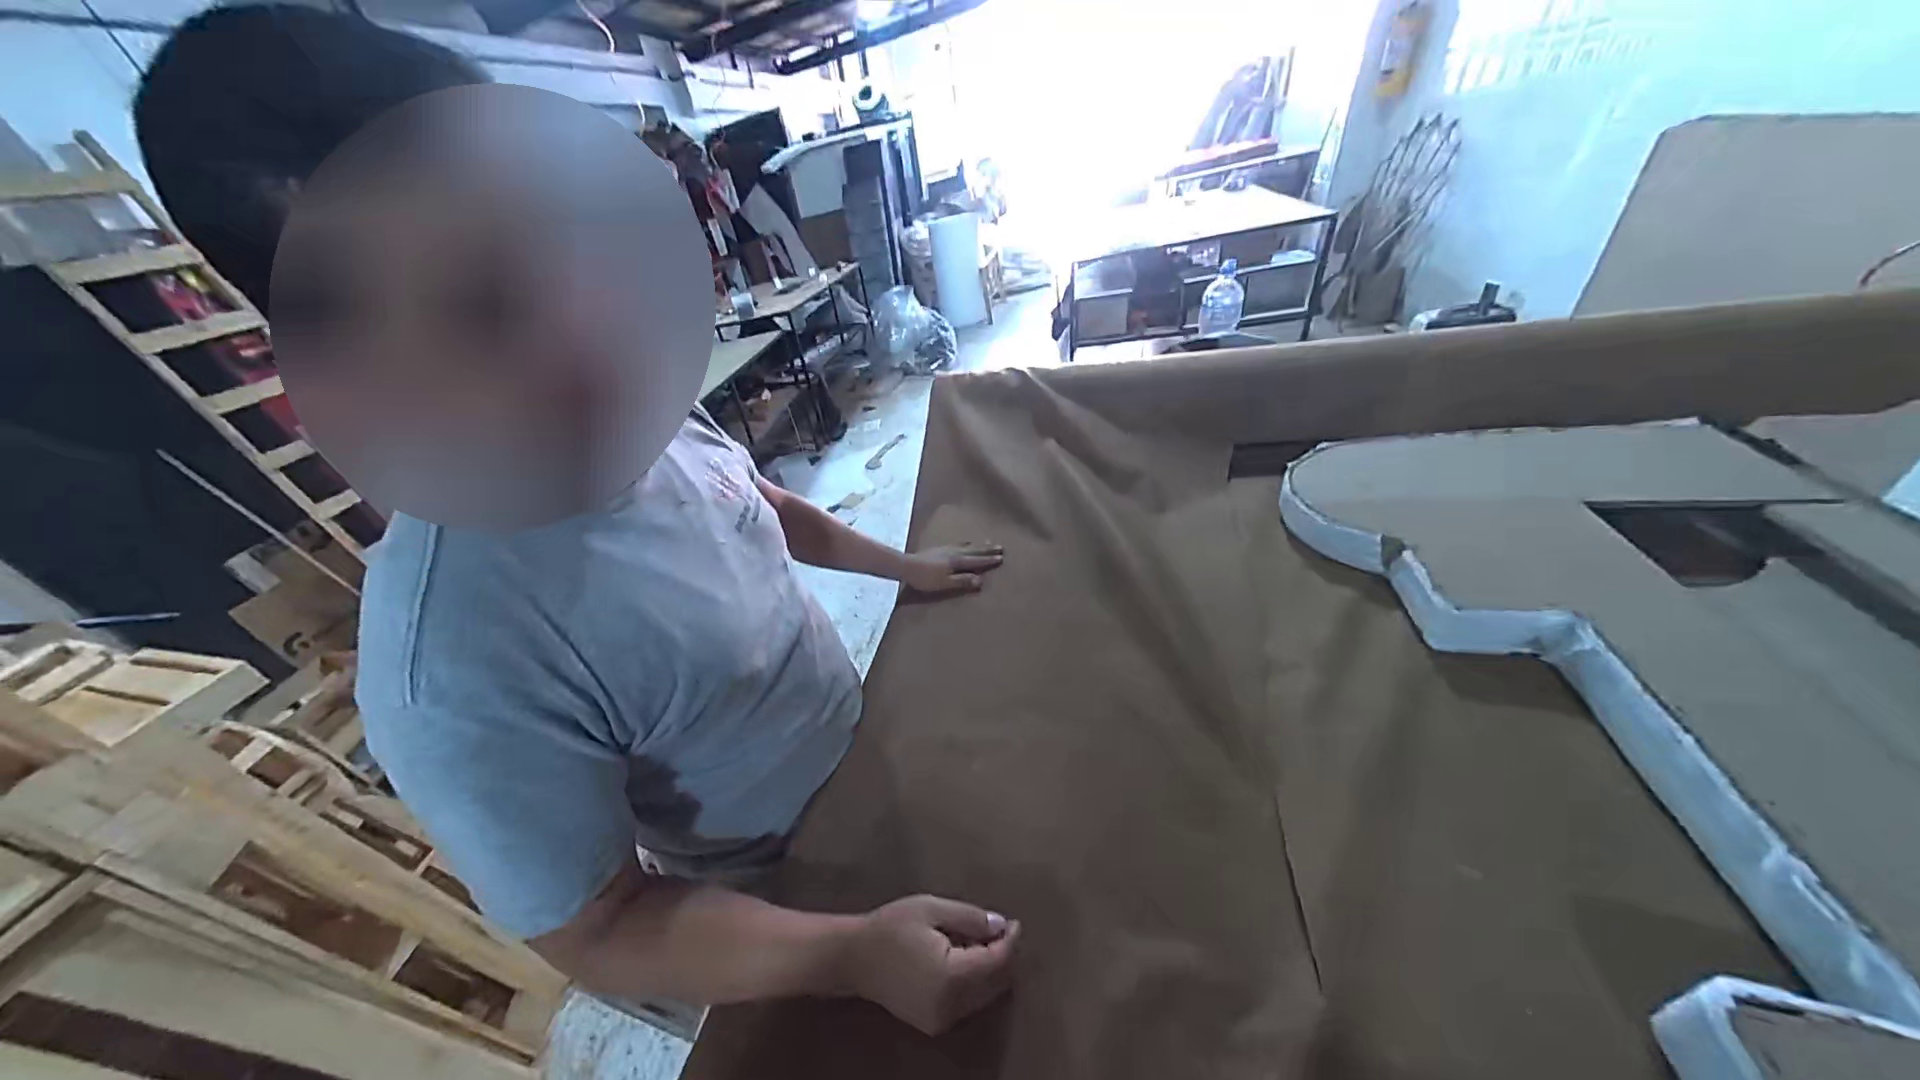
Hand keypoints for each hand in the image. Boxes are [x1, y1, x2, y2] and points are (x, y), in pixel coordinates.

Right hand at [840, 894, 1020, 1033]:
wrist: (854, 956)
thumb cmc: (892, 926)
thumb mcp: (932, 909)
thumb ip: (970, 918)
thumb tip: (1001, 925)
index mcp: (952, 977)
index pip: (995, 962)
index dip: (1009, 942)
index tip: (1014, 922)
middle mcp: (951, 1006)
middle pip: (994, 982)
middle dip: (1003, 954)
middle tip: (1002, 927)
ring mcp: (942, 1019)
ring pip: (983, 995)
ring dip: (990, 967)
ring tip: (983, 937)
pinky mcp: (934, 1022)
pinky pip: (967, 1002)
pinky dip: (975, 979)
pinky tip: (966, 956)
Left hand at [898, 543, 1004, 595]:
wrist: (906, 566)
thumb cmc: (926, 579)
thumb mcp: (945, 583)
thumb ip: (962, 581)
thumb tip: (980, 580)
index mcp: (957, 561)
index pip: (977, 560)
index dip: (989, 560)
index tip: (1001, 558)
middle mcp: (954, 552)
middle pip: (974, 550)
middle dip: (987, 549)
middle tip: (1000, 547)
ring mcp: (946, 549)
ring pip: (967, 545)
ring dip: (978, 545)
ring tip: (987, 542)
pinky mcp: (938, 549)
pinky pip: (958, 544)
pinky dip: (966, 543)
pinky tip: (965, 544)